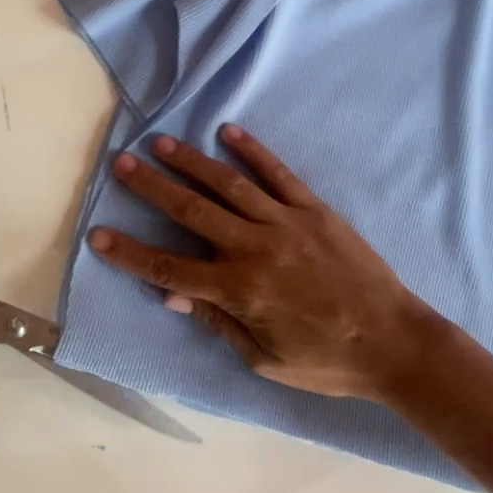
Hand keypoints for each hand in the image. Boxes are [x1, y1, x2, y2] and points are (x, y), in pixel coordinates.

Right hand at [88, 125, 443, 400]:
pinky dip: (252, 151)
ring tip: (162, 142)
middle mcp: (254, 248)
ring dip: (191, 161)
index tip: (99, 235)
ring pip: (228, 184)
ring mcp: (285, 223)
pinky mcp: (314, 209)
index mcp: (238, 290)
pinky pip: (277, 173)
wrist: (394, 341)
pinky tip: (228, 132)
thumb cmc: (326, 360)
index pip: (168, 268)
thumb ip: (218, 321)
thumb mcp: (264, 358)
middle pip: (191, 210)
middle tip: (122, 163)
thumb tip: (173, 295)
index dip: (129, 252)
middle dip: (152, 186)